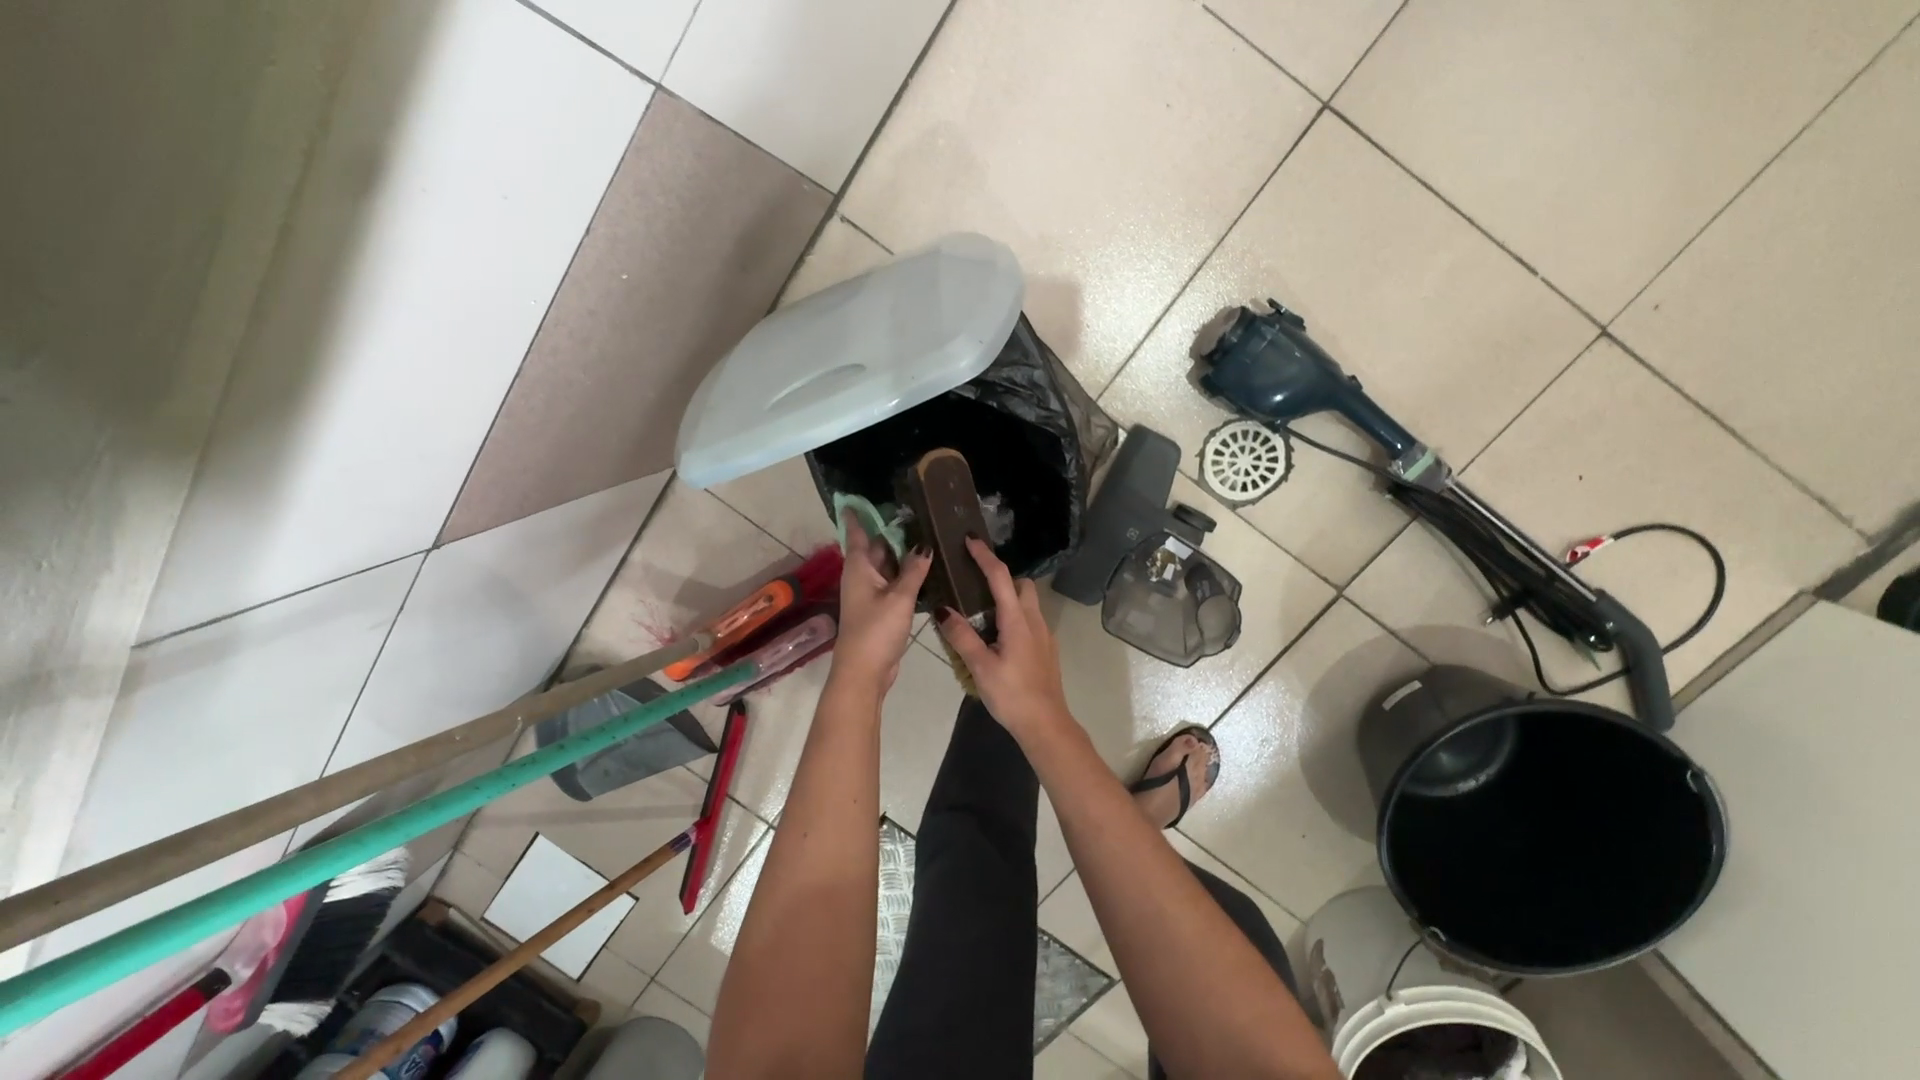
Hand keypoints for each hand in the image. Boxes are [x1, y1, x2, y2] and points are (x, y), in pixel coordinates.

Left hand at [828, 510, 931, 693]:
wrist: (864, 672)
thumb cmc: (876, 631)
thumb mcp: (899, 597)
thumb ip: (914, 570)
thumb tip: (924, 544)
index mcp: (859, 568)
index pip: (857, 534)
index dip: (858, 516)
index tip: (857, 498)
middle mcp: (862, 577)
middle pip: (877, 548)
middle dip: (893, 533)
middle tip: (917, 514)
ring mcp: (871, 594)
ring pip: (888, 567)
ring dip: (904, 556)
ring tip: (928, 537)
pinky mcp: (881, 610)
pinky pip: (895, 585)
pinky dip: (907, 576)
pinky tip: (927, 571)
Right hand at [935, 537, 1073, 737]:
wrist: (1046, 724)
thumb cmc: (1012, 695)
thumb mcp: (980, 667)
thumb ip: (962, 636)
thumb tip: (943, 609)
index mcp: (1017, 620)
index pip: (1001, 577)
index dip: (984, 556)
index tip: (969, 540)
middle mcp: (1035, 621)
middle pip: (1021, 585)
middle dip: (1001, 577)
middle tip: (975, 582)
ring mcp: (1045, 635)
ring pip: (1028, 603)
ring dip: (1008, 598)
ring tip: (981, 612)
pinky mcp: (1047, 650)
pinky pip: (1030, 621)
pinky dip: (1014, 617)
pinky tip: (997, 637)